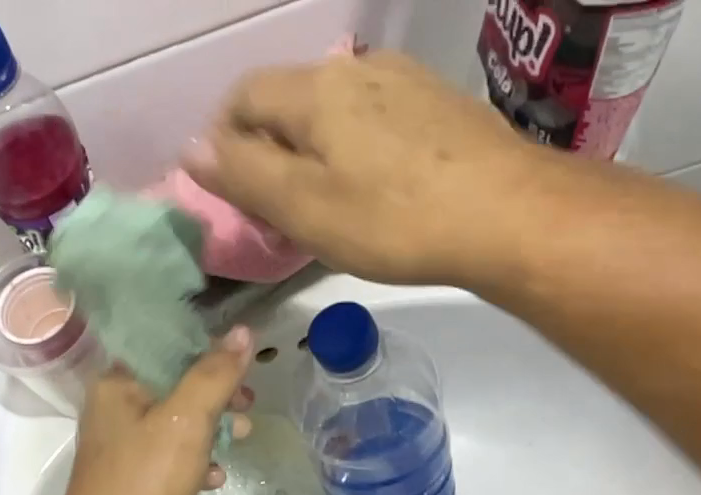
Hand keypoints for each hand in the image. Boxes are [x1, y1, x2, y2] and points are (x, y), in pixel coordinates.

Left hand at [58, 327, 256, 494]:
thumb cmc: (145, 478)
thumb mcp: (186, 421)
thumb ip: (215, 375)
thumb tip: (243, 332)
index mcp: (116, 383)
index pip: (165, 346)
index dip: (206, 351)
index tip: (240, 366)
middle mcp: (112, 408)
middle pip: (174, 385)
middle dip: (216, 396)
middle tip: (247, 407)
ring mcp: (120, 445)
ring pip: (175, 423)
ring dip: (210, 430)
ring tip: (240, 438)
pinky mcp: (130, 476)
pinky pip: (168, 457)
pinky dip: (193, 462)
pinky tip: (213, 479)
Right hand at [184, 50, 538, 286]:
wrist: (509, 215)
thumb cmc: (393, 220)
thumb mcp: (302, 208)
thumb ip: (243, 175)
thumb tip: (192, 148)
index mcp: (315, 91)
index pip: (243, 97)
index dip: (223, 141)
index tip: (232, 194)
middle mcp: (357, 68)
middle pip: (288, 102)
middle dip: (267, 151)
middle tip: (275, 212)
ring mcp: (403, 81)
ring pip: (331, 111)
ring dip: (311, 152)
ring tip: (325, 206)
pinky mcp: (437, 104)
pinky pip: (372, 119)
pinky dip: (352, 150)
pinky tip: (374, 192)